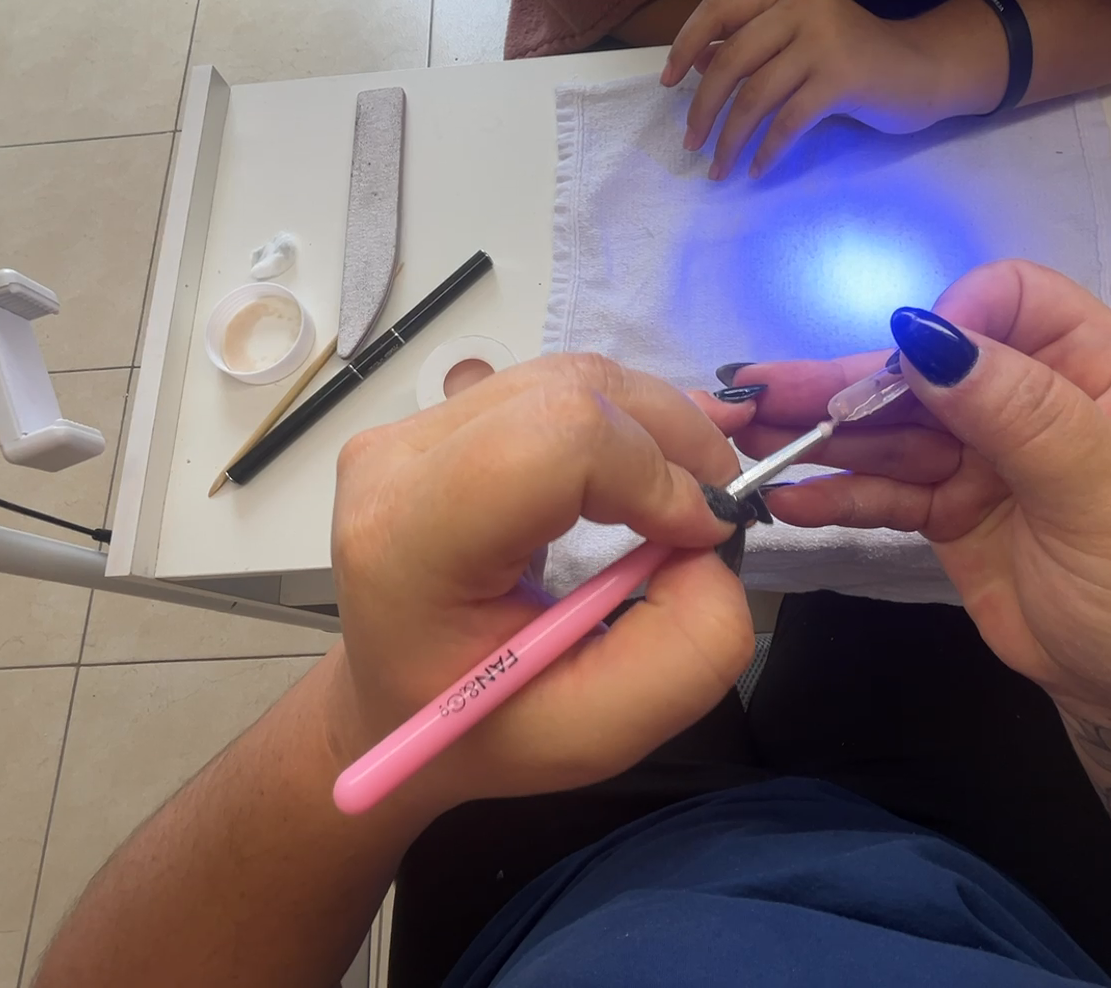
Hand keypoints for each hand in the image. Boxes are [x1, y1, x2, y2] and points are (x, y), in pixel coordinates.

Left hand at [323, 354, 758, 814]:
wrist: (396, 698)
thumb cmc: (478, 730)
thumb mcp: (597, 733)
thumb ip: (690, 646)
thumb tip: (710, 536)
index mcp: (410, 540)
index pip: (554, 441)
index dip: (652, 472)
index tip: (701, 534)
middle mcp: (396, 459)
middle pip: (571, 392)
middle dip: (673, 438)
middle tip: (714, 506)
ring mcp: (410, 427)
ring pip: (571, 378)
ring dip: (653, 424)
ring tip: (686, 488)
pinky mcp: (439, 417)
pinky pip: (554, 387)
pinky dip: (622, 417)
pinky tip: (644, 462)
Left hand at [662, 0, 979, 179]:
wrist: (925, 71)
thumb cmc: (856, 63)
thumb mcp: (800, 44)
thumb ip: (755, 49)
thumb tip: (697, 65)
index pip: (719, 7)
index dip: (686, 44)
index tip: (667, 84)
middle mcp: (803, 6)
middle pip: (730, 60)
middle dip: (702, 109)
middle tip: (691, 145)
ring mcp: (824, 40)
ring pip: (755, 96)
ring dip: (729, 141)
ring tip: (718, 170)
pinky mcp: (842, 78)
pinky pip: (787, 122)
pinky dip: (767, 152)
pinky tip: (756, 171)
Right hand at [727, 261, 1110, 721]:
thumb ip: (1028, 418)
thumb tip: (932, 339)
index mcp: (1104, 376)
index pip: (1018, 305)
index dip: (955, 321)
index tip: (903, 364)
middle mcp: (1033, 404)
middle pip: (929, 371)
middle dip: (847, 382)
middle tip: (762, 392)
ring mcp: (984, 459)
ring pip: (893, 432)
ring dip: (823, 436)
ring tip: (750, 439)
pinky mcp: (947, 510)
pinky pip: (885, 492)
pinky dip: (838, 495)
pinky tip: (790, 499)